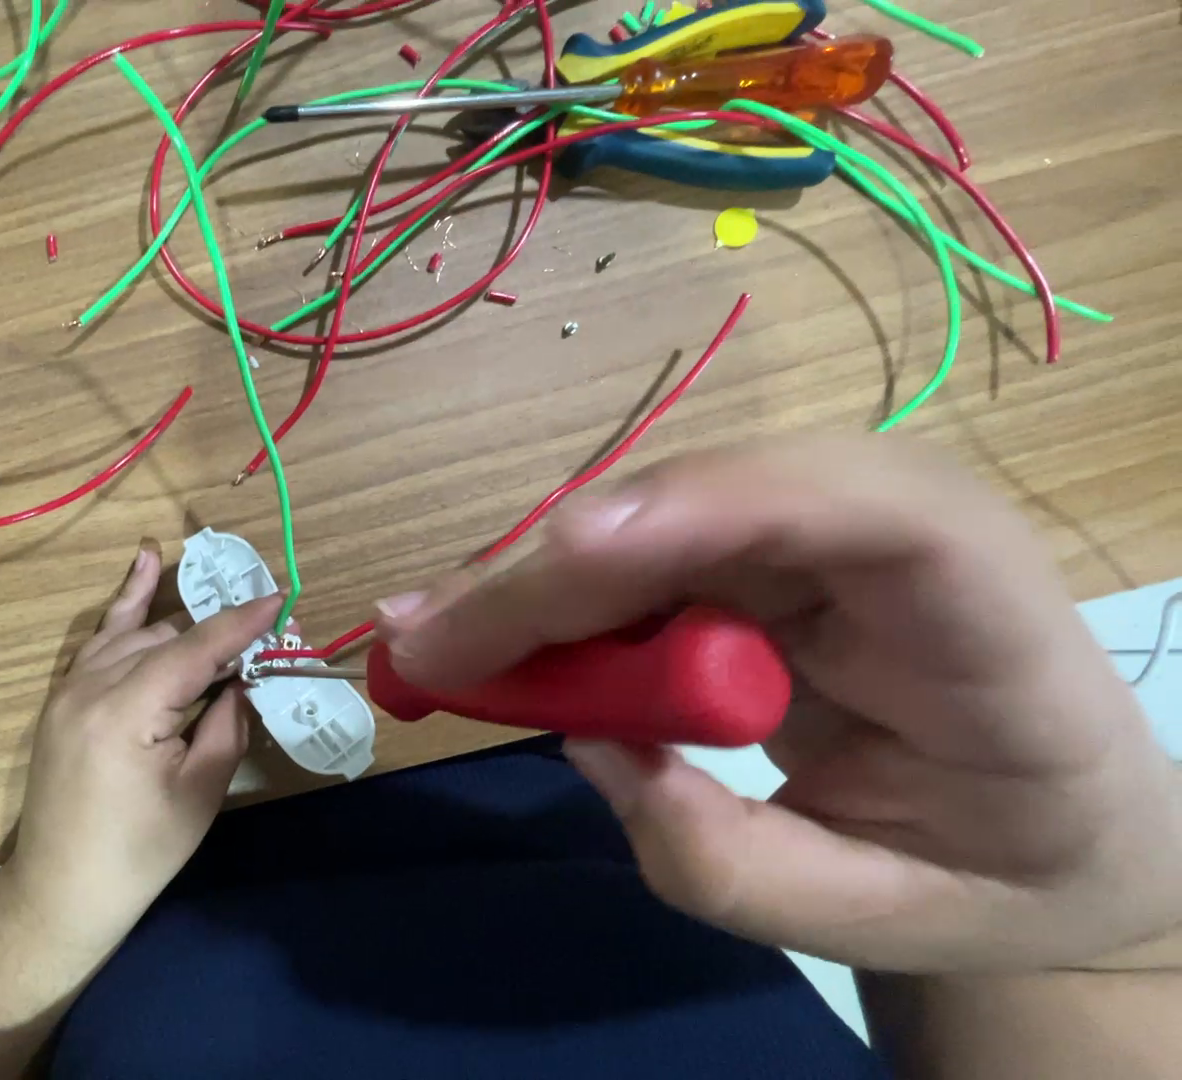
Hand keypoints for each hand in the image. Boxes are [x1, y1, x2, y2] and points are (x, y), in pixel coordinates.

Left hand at [4, 547, 276, 944]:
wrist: (62, 891)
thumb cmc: (139, 854)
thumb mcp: (199, 792)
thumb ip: (225, 724)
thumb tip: (241, 680)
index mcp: (124, 713)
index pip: (193, 650)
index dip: (239, 624)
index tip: (278, 599)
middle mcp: (90, 687)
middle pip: (166, 639)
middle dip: (217, 635)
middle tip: (264, 642)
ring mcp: (69, 688)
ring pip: (136, 635)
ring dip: (181, 629)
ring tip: (226, 626)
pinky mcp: (63, 697)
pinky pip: (99, 640)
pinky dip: (126, 606)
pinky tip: (144, 565)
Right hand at [377, 433, 1181, 972]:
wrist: (1023, 813)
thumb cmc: (984, 866)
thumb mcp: (874, 912)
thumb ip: (726, 857)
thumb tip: (588, 742)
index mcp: (984, 622)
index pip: (870, 513)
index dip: (713, 505)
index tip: (570, 550)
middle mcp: (879, 536)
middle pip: (688, 512)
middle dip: (544, 577)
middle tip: (420, 644)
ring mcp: (790, 532)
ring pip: (627, 523)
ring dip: (517, 587)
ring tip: (426, 647)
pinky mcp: (724, 549)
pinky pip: (611, 558)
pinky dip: (532, 601)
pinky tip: (472, 637)